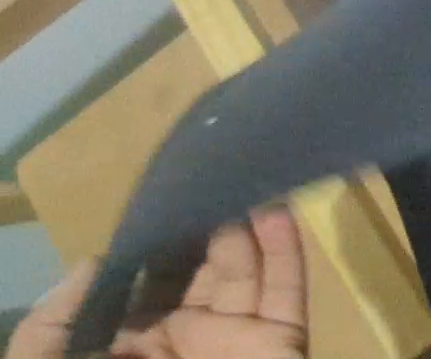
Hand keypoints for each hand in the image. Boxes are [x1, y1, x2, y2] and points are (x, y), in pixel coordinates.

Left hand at [7, 209, 306, 358]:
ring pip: (248, 271)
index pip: (143, 287)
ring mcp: (236, 336)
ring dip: (250, 230)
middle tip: (216, 184)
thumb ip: (48, 332)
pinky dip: (286, 249)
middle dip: (209, 230)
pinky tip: (278, 213)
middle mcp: (182, 339)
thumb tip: (93, 261)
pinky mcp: (281, 335)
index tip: (165, 205)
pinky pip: (287, 288)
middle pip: (202, 272)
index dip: (154, 248)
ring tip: (248, 185)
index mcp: (125, 353)